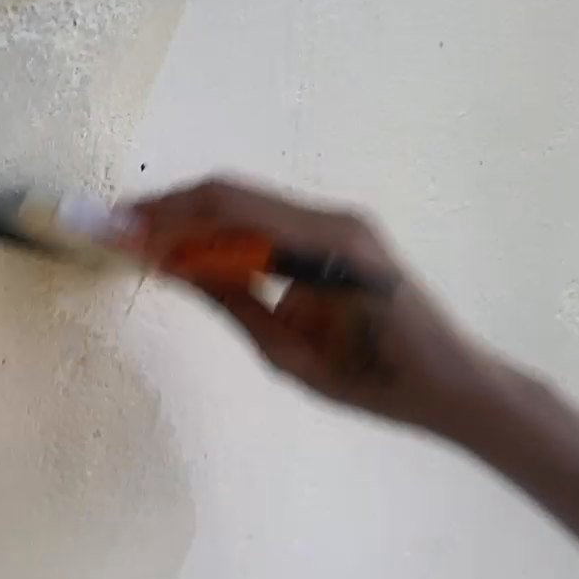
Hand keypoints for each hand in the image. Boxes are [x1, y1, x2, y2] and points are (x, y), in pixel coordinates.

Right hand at [127, 177, 500, 434]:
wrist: (457, 385)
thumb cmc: (379, 384)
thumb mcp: (290, 355)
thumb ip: (229, 301)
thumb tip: (168, 265)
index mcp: (327, 248)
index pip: (229, 212)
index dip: (169, 218)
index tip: (124, 232)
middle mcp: (330, 218)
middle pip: (230, 193)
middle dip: (169, 207)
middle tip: (121, 226)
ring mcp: (334, 218)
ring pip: (241, 198)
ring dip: (189, 213)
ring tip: (145, 234)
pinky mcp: (332, 228)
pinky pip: (261, 215)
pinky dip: (218, 225)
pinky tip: (191, 243)